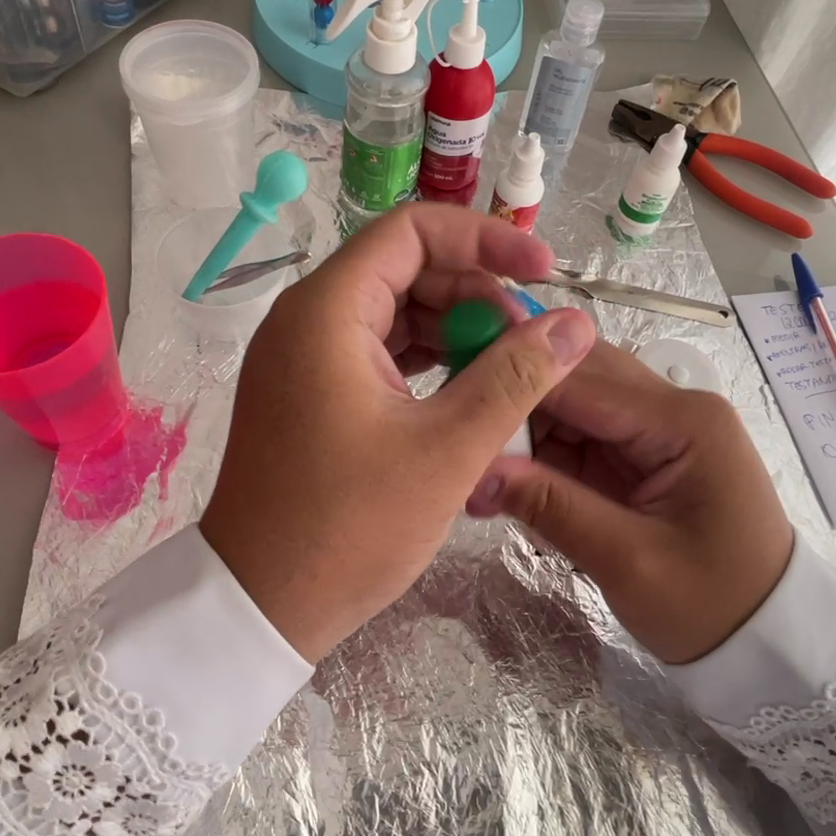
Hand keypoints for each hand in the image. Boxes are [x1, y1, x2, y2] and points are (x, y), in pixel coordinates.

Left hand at [201, 204, 597, 662]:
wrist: (260, 604)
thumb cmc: (348, 528)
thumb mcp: (447, 451)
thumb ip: (516, 377)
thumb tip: (575, 324)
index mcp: (326, 312)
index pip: (412, 230)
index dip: (485, 239)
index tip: (543, 271)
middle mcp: (307, 320)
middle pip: (405, 269)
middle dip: (476, 293)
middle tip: (533, 341)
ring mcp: (304, 358)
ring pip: (394, 313)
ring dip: (455, 330)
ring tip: (510, 369)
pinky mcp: (310, 393)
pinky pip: (377, 352)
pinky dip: (426, 362)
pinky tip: (469, 391)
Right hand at [464, 341, 795, 663]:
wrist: (767, 641)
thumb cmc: (711, 605)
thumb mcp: (629, 561)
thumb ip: (552, 508)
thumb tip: (477, 472)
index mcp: (682, 421)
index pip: (582, 379)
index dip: (516, 381)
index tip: (455, 391)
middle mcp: (673, 408)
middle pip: (578, 379)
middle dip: (518, 402)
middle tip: (461, 429)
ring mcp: (660, 430)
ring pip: (575, 405)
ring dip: (527, 430)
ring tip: (477, 464)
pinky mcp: (646, 454)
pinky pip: (584, 437)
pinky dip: (545, 455)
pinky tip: (509, 479)